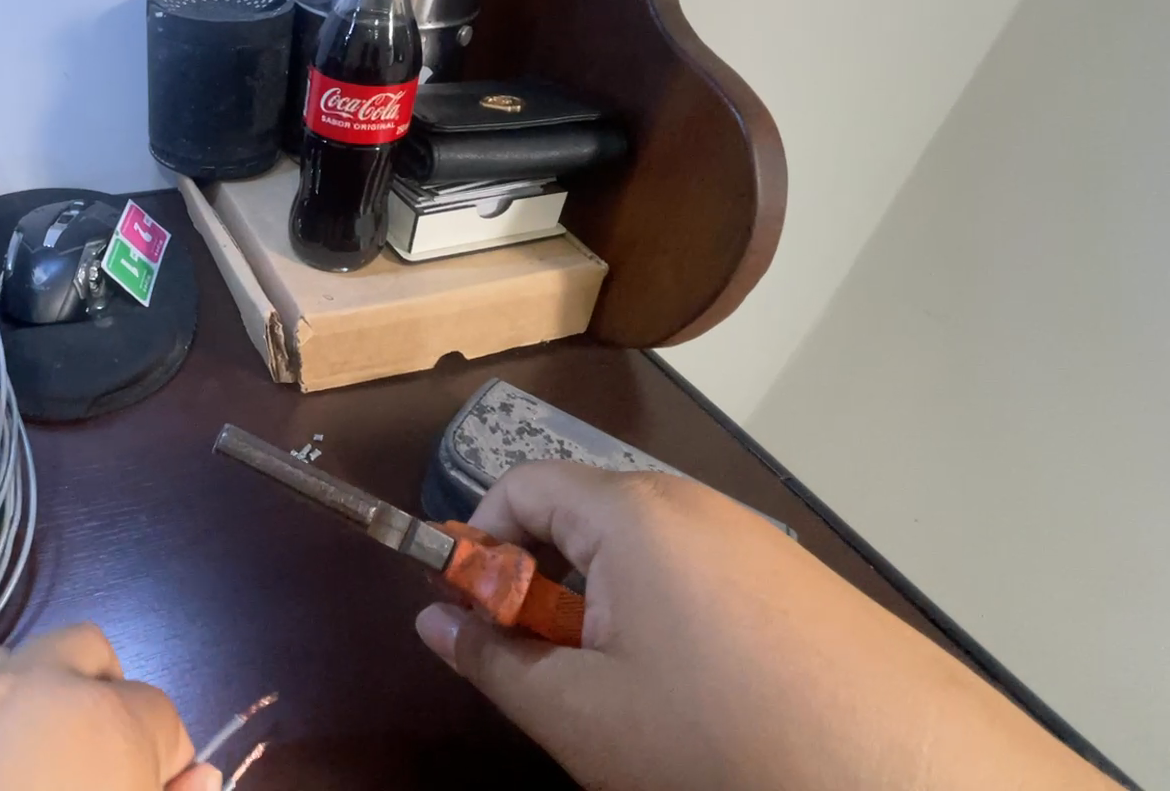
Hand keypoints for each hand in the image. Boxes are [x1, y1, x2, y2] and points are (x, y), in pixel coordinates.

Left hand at [0, 623, 219, 790]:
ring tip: (3, 777)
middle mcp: (27, 684)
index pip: (160, 716)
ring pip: (8, 663)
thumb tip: (199, 776)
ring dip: (23, 704)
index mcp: (99, 723)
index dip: (159, 763)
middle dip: (99, 696)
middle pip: (87, 651)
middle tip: (82, 770)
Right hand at [415, 462, 1115, 790]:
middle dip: (542, 580)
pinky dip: (664, 615)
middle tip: (548, 659)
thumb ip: (491, 660)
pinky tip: (699, 692)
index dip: (481, 542)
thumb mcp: (583, 714)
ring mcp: (752, 539)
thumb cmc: (725, 743)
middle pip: (577, 514)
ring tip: (624, 686)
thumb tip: (430, 622)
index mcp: (629, 512)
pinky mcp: (800, 580)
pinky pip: (697, 573)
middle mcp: (688, 503)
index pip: (520, 486)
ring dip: (602, 603)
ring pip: (637, 549)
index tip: (477, 609)